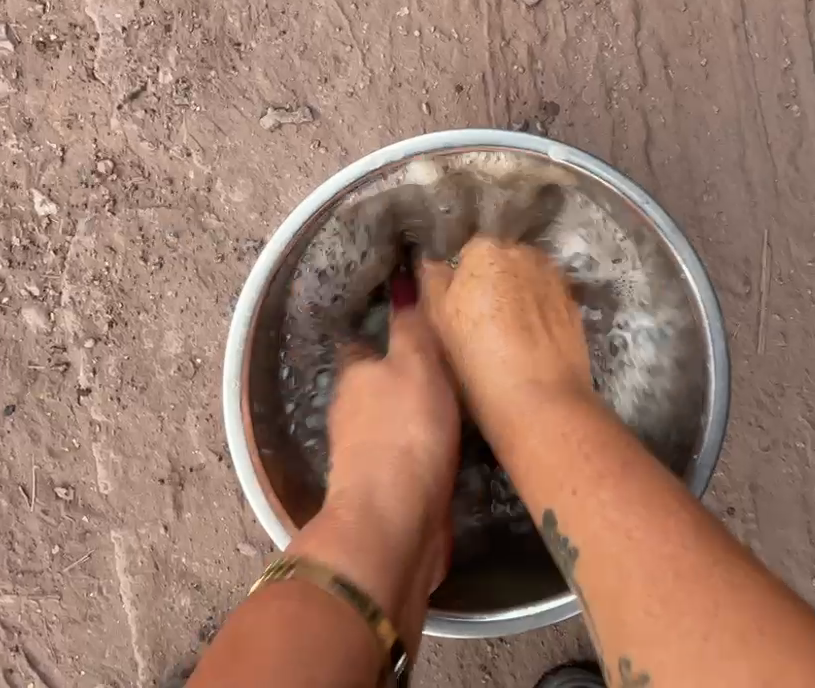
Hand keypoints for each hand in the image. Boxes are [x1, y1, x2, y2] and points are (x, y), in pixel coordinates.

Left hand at [291, 291, 459, 645]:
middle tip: (453, 366)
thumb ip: (411, 328)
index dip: (391, 334)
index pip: (367, 344)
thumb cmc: (405, 431)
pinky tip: (455, 448)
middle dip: (408, 377)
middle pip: (381, 383)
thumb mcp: (415, 363)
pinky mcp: (387, 489)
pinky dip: (427, 449)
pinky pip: (410, 456)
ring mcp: (367, 454)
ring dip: (418, 415)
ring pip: (395, 421)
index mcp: (355, 375)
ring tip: (461, 404)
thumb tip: (403, 289)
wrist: (394, 524)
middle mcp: (353, 411)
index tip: (422, 328)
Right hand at [417, 238, 594, 438]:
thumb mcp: (436, 317)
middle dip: (490, 285)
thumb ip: (432, 280)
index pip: (467, 255)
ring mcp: (554, 277)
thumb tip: (433, 264)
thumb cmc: (476, 355)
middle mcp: (523, 253)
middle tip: (479, 324)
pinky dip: (537, 314)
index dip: (460, 283)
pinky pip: (545, 301)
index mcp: (485, 249)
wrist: (540, 398)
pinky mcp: (574, 304)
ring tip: (507, 337)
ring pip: (525, 281)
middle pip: (499, 263)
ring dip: (516, 297)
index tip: (457, 310)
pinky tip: (530, 343)